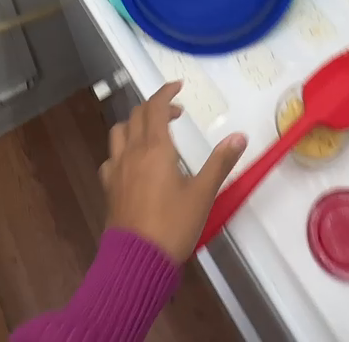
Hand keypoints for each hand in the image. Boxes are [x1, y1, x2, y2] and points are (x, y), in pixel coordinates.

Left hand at [101, 82, 248, 262]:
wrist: (137, 262)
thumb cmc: (173, 225)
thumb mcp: (203, 194)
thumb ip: (220, 162)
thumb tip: (240, 136)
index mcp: (156, 147)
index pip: (156, 107)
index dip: (166, 92)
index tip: (178, 86)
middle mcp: (132, 152)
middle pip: (137, 115)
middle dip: (155, 106)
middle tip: (175, 113)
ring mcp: (116, 169)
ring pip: (119, 131)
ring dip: (134, 123)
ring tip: (151, 132)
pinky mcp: (108, 187)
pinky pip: (111, 158)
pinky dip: (122, 150)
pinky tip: (132, 163)